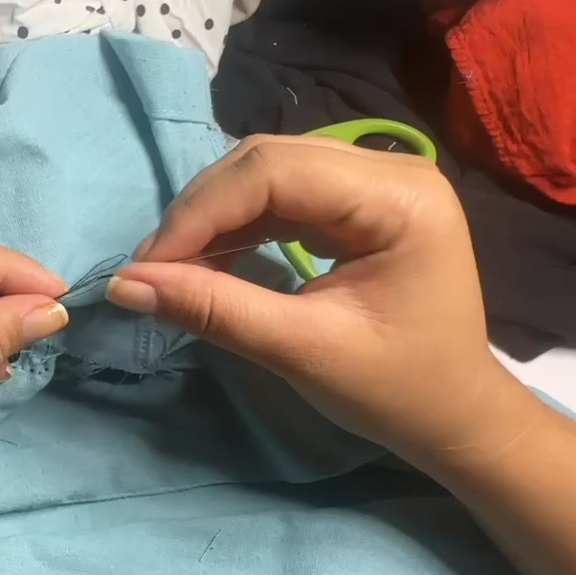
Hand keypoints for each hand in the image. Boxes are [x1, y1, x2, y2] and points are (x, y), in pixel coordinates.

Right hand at [107, 134, 538, 463]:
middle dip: (199, 212)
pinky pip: (275, 195)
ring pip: (263, 172)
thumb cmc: (395, 390)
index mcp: (398, 198)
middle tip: (152, 270)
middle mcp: (389, 169)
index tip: (148, 267)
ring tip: (172, 269)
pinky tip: (207, 260)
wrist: (451, 414)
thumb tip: (124, 285)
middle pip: (264, 160)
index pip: (274, 172)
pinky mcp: (352, 202)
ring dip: (210, 217)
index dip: (200, 213)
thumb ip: (215, 310)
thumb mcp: (301, 351)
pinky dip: (232, 226)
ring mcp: (371, 181)